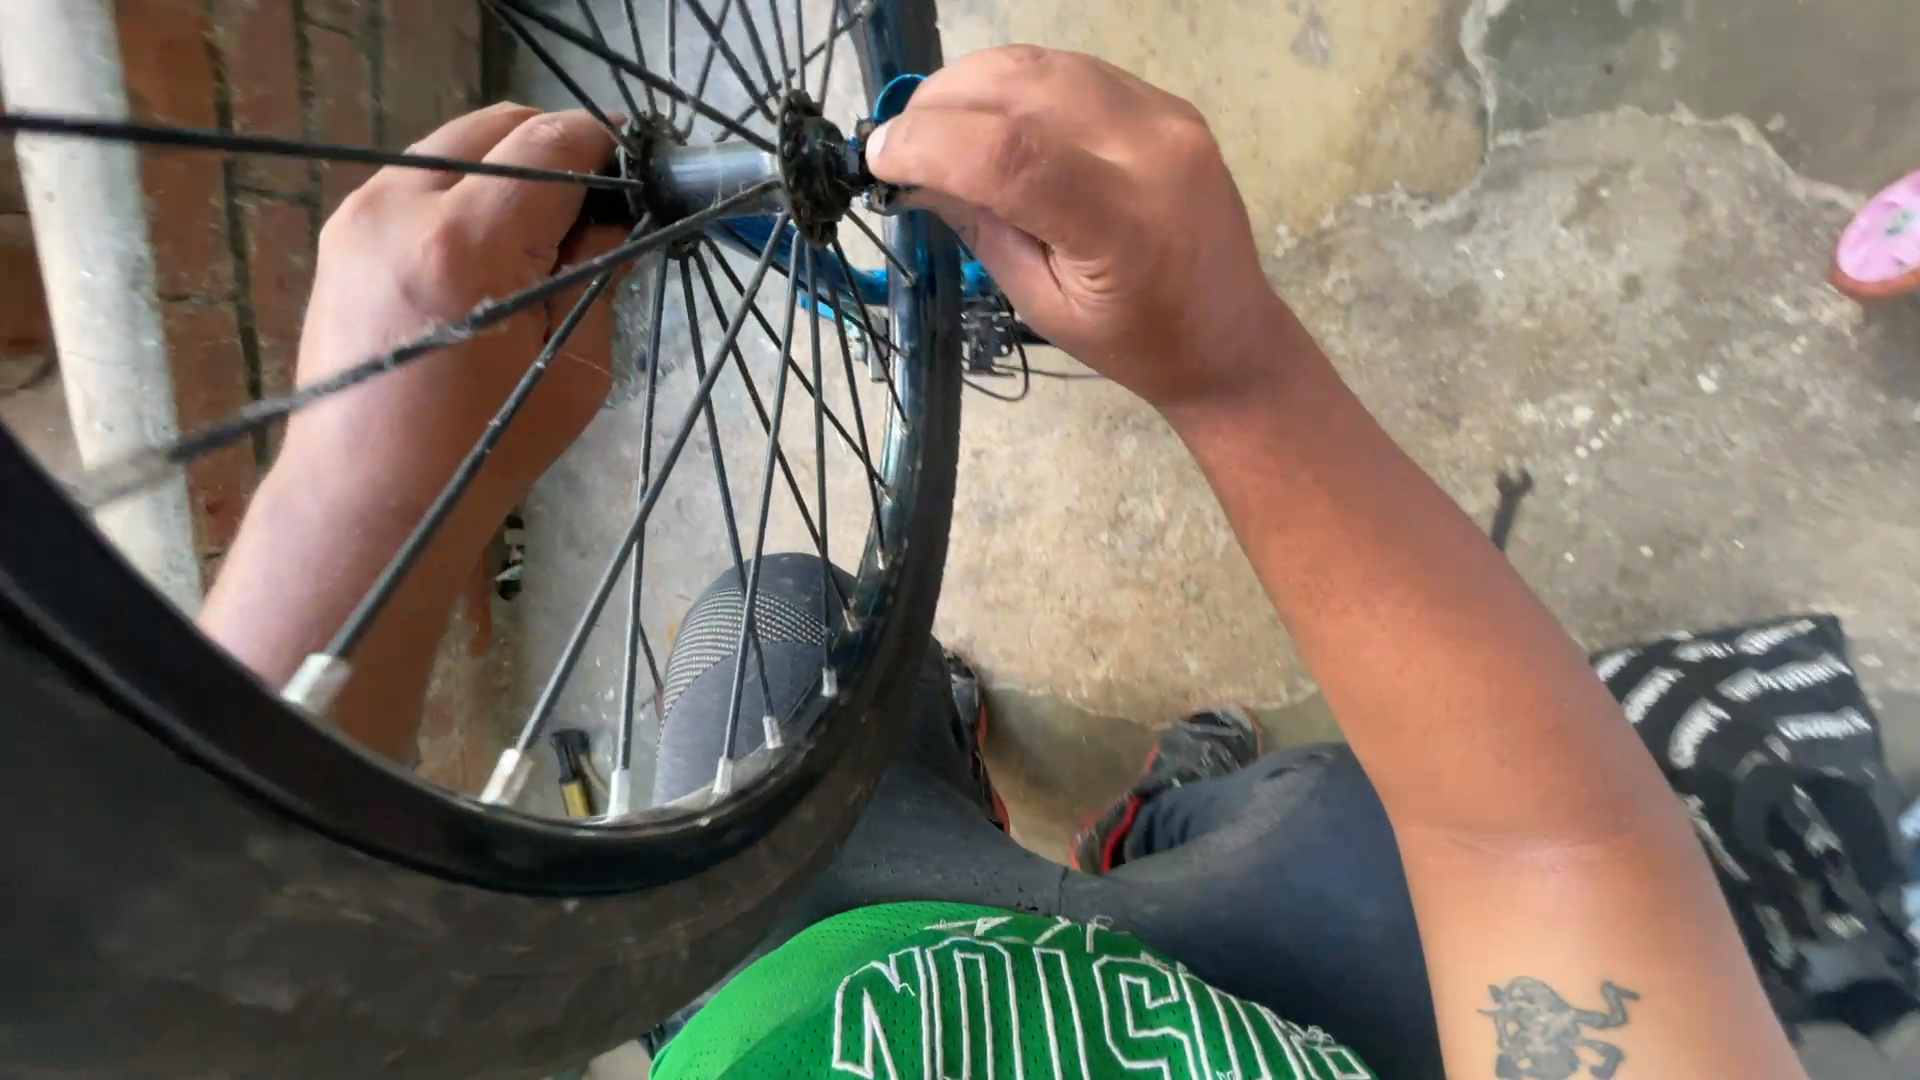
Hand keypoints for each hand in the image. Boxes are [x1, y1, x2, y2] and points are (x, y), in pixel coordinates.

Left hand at [283, 103, 625, 519]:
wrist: (378, 484)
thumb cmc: (493, 439)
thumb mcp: (578, 367)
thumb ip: (598, 279)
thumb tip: (616, 223)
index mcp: (470, 244)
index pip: (552, 145)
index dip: (604, 143)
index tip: (639, 164)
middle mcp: (403, 204)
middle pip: (498, 123)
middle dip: (561, 144)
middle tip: (603, 197)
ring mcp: (363, 211)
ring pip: (457, 142)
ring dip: (516, 165)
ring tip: (554, 225)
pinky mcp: (348, 230)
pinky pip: (425, 176)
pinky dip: (475, 186)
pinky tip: (502, 241)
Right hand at [865, 47, 1296, 412]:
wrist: (1227, 337)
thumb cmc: (1135, 345)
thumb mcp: (1045, 307)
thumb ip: (985, 233)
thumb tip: (917, 178)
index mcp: (1121, 223)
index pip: (1007, 154)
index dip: (928, 144)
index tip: (879, 159)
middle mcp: (1149, 148)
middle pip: (1023, 85)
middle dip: (941, 102)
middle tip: (901, 140)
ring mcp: (1165, 116)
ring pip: (1045, 63)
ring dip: (973, 84)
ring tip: (936, 127)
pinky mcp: (1168, 104)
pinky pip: (1075, 72)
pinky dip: (1018, 86)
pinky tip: (992, 120)